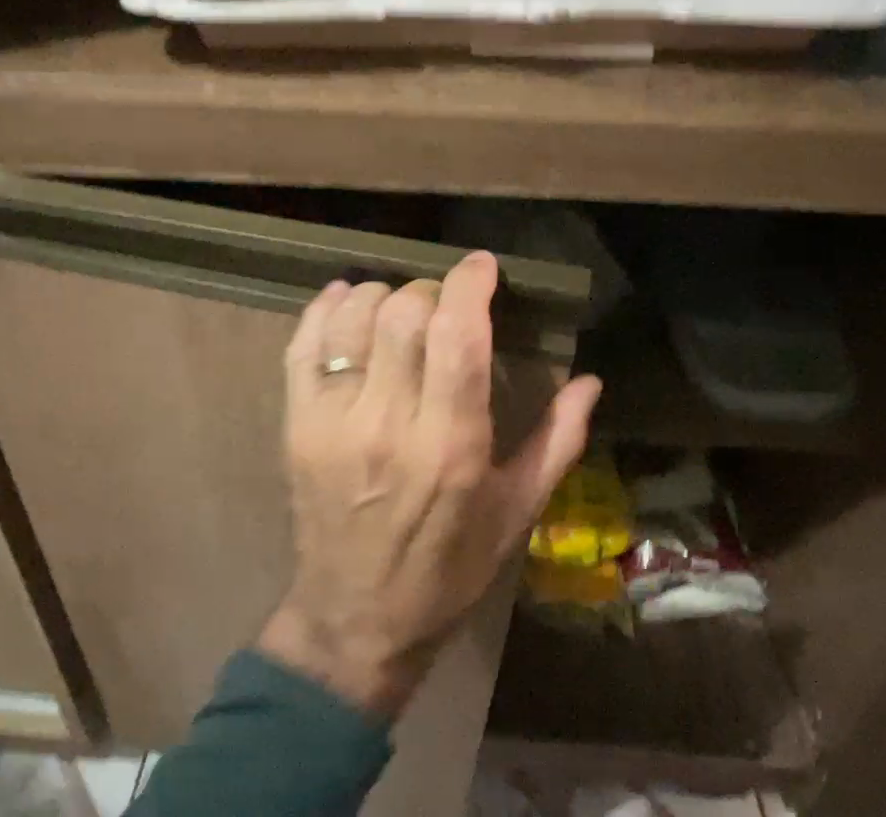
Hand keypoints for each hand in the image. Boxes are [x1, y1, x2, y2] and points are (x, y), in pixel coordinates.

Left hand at [259, 251, 602, 718]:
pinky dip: (325, 310)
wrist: (355, 617)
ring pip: (353, 318)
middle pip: (403, 313)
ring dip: (382, 296)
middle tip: (445, 306)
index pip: (458, 334)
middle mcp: (388, 423)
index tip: (482, 267)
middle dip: (430, 291)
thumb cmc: (446, 571)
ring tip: (400, 309)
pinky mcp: (296, 424)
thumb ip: (556, 442)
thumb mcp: (515, 515)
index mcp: (451, 445)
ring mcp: (332, 421)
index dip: (470, 284)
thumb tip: (589, 381)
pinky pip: (302, 344)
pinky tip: (346, 302)